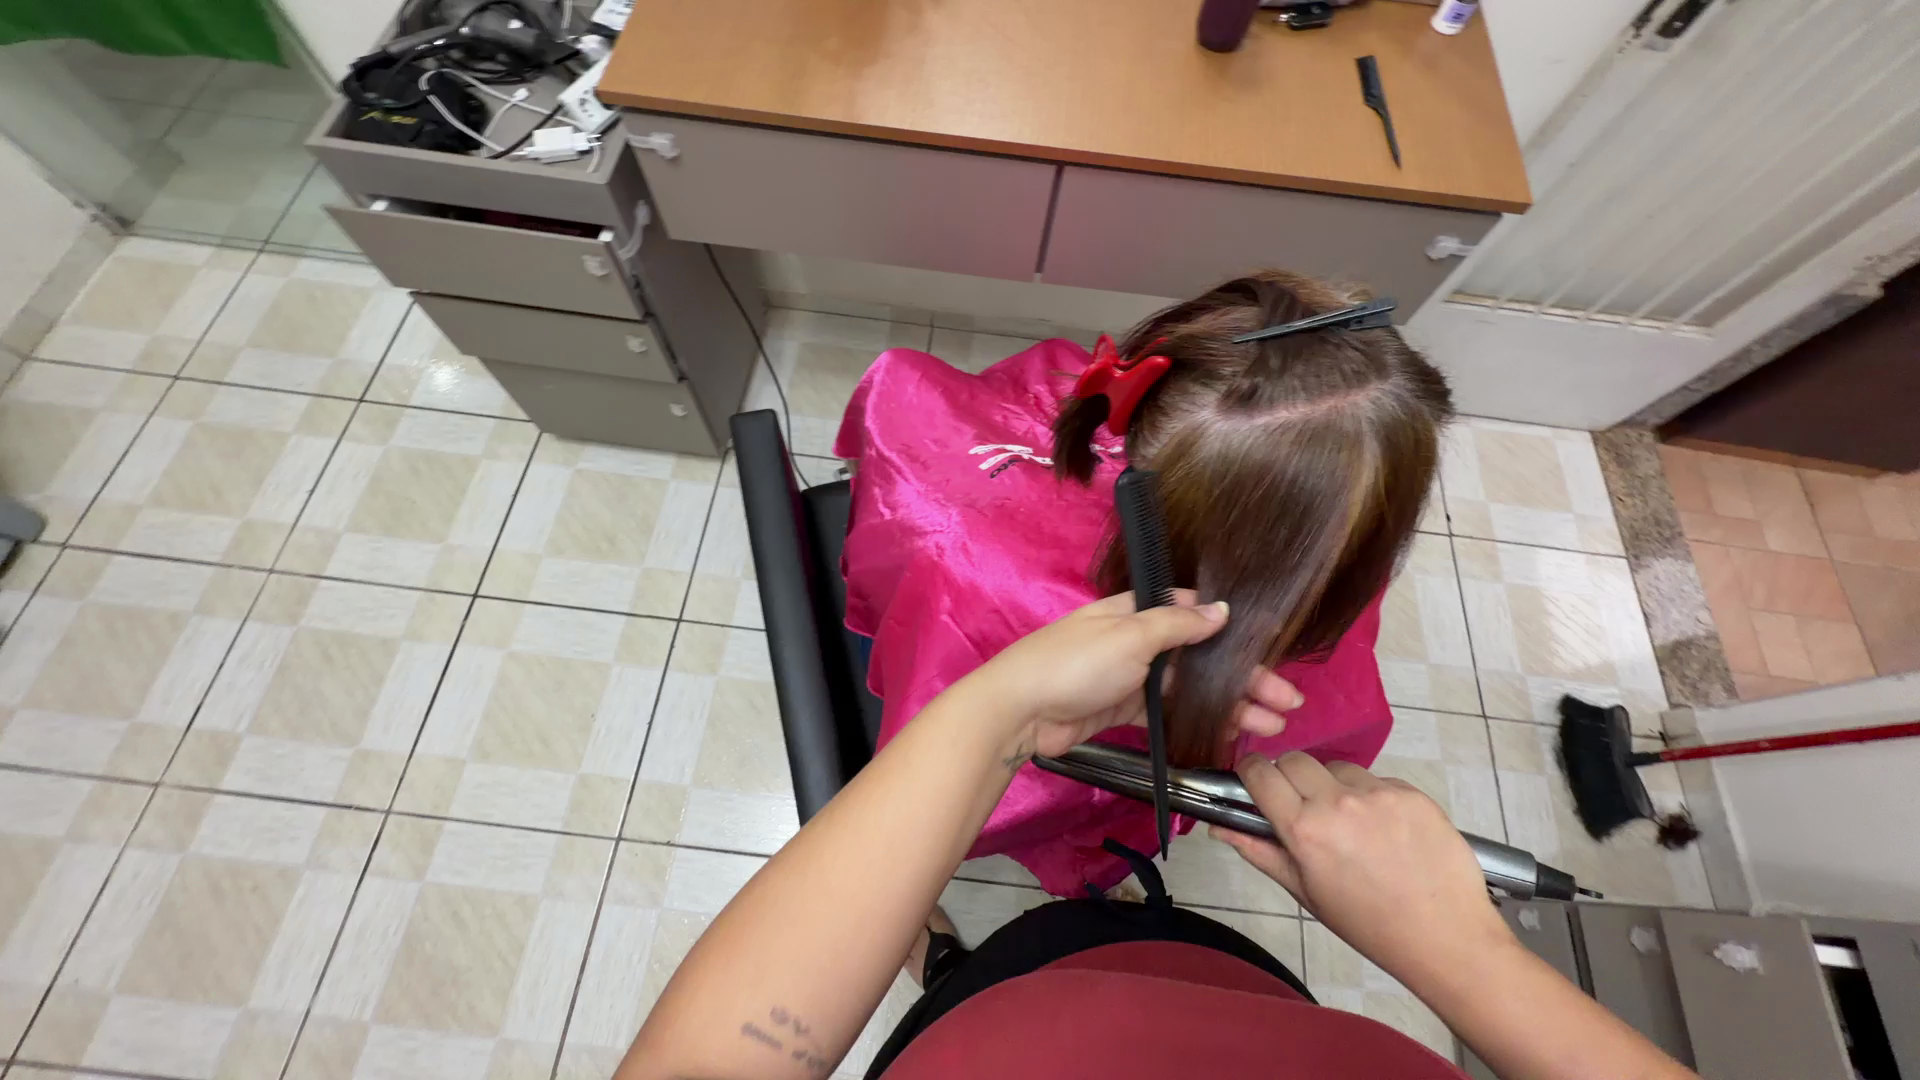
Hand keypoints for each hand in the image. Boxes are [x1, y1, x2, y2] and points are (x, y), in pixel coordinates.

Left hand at [956, 590, 1301, 764]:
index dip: (1232, 631)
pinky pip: (1169, 713)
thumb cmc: (1075, 662)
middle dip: (1243, 677)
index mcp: (1135, 612)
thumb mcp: (1129, 635)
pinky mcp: (1123, 710)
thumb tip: (1221, 609)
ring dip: (1229, 704)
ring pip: (1190, 689)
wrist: (1021, 711)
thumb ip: (1176, 624)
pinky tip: (1230, 734)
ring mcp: (1131, 677)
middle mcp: (1136, 641)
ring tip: (1273, 724)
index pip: (1192, 613)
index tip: (1271, 648)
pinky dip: (1198, 722)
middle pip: (1199, 656)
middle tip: (1287, 701)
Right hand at [1212, 752, 1516, 987]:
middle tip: (1304, 805)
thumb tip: (1217, 827)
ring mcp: (1377, 794)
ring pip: (1337, 767)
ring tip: (1353, 822)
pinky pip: (1376, 780)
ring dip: (1333, 785)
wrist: (1449, 939)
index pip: (1260, 772)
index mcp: (1304, 829)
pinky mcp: (1411, 793)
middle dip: (1290, 776)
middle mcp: (1336, 802)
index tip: (1256, 782)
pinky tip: (1387, 829)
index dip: (1252, 773)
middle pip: (1295, 759)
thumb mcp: (1305, 892)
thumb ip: (1259, 851)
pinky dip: (1372, 796)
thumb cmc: (1368, 924)